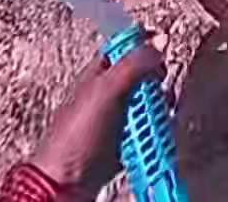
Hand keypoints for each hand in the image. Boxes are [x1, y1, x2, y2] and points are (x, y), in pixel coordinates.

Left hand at [32, 36, 166, 190]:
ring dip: (159, 103)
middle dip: (157, 76)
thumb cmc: (78, 135)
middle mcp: (109, 90)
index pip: (126, 44)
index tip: (162, 48)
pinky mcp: (123, 140)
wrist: (64, 187)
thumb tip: (161, 40)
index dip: (145, 42)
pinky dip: (156, 126)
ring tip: (161, 110)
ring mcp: (116, 116)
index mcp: (100, 71)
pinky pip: (148, 125)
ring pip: (148, 98)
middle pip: (142, 71)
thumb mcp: (107, 90)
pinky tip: (158, 130)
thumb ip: (135, 62)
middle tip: (159, 84)